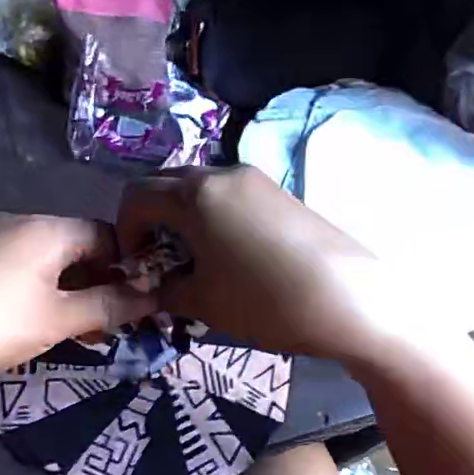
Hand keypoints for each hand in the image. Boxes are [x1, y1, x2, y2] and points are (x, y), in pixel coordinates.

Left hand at [0, 214, 156, 380]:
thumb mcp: (58, 319)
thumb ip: (109, 306)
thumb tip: (153, 296)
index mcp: (49, 229)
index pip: (109, 235)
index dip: (131, 268)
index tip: (140, 303)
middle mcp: (21, 223)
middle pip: (80, 246)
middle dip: (103, 283)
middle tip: (113, 324)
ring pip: (51, 259)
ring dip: (74, 290)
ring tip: (82, 329)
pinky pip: (23, 266)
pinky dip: (44, 290)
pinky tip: (41, 320)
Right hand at [116, 167, 421, 362]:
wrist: (348, 300)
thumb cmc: (264, 301)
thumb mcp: (204, 302)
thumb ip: (166, 288)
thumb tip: (155, 284)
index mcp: (195, 193)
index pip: (137, 195)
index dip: (125, 230)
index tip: (135, 265)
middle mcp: (223, 172)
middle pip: (169, 186)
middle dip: (153, 221)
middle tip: (161, 262)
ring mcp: (257, 180)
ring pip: (202, 190)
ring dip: (185, 219)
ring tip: (197, 262)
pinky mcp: (281, 194)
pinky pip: (232, 197)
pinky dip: (215, 218)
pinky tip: (231, 255)